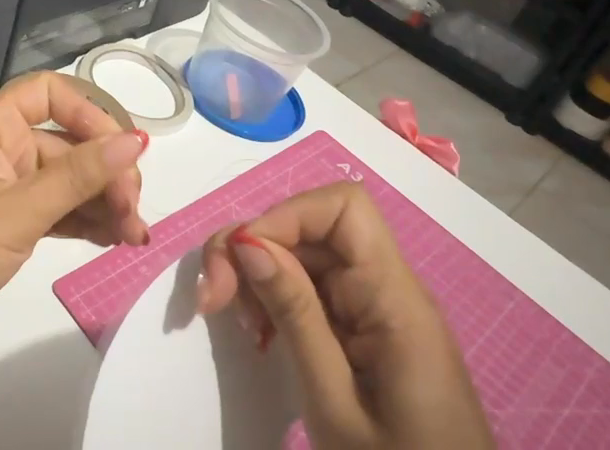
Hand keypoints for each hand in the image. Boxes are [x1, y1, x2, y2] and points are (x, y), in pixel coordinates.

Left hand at [0, 72, 148, 372]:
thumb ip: (78, 177)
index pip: (49, 93)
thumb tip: (136, 140)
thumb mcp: (15, 212)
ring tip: (134, 234)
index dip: (90, 113)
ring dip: (103, 201)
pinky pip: (58, 212)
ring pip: (67, 180)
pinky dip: (85, 223)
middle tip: (133, 210)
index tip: (125, 150)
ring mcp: (4, 189)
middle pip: (66, 140)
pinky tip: (116, 240)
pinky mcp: (8, 227)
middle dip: (105, 170)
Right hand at [195, 184, 492, 449]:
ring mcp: (378, 309)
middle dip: (255, 247)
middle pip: (314, 228)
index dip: (285, 216)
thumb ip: (294, 315)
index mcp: (396, 299)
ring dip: (260, 275)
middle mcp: (390, 289)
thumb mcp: (334, 401)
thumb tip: (246, 241)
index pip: (343, 208)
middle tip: (213, 299)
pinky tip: (259, 335)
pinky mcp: (368, 330)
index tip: (241, 260)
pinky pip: (315, 290)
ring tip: (235, 322)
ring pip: (307, 255)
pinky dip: (277, 300)